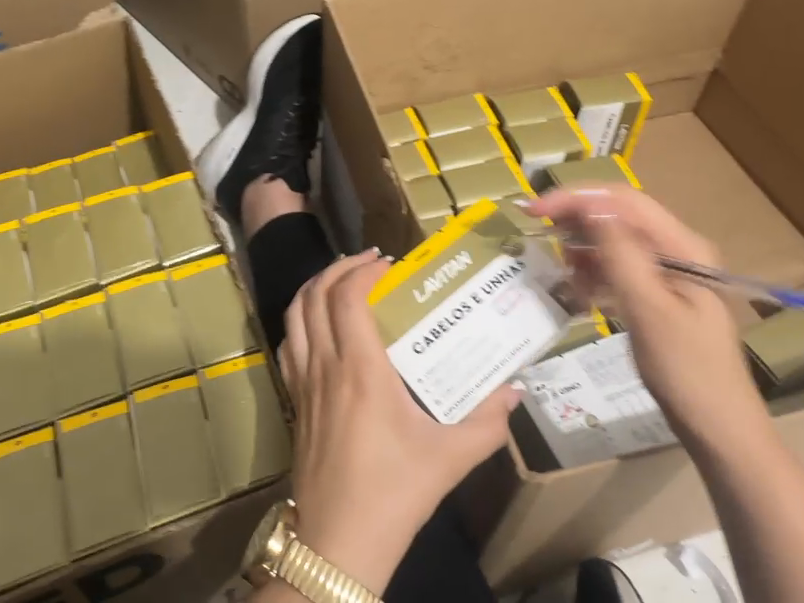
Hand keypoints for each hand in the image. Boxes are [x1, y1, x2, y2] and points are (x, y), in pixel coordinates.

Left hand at [274, 250, 518, 593]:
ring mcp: (302, 382)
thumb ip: (489, 421)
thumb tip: (516, 390)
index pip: (347, 297)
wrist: (339, 541)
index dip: (363, 270)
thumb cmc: (395, 493)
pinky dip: (301, 319)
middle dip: (339, 268)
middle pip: (314, 295)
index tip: (389, 263)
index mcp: (359, 369)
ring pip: (294, 315)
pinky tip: (321, 326)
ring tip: (344, 282)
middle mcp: (324, 365)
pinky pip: (287, 343)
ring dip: (315, 288)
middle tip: (369, 262)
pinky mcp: (293, 401)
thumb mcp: (451, 457)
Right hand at [528, 188, 766, 446]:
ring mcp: (668, 272)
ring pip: (614, 241)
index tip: (534, 212)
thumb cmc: (686, 369)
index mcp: (682, 245)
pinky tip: (579, 292)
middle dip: (575, 219)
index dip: (576, 198)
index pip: (622, 200)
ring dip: (583, 248)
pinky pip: (618, 268)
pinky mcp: (658, 294)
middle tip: (536, 233)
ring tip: (561, 271)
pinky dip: (594, 272)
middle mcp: (677, 249)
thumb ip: (619, 253)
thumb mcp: (648, 308)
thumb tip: (588, 207)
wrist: (718, 427)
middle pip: (617, 215)